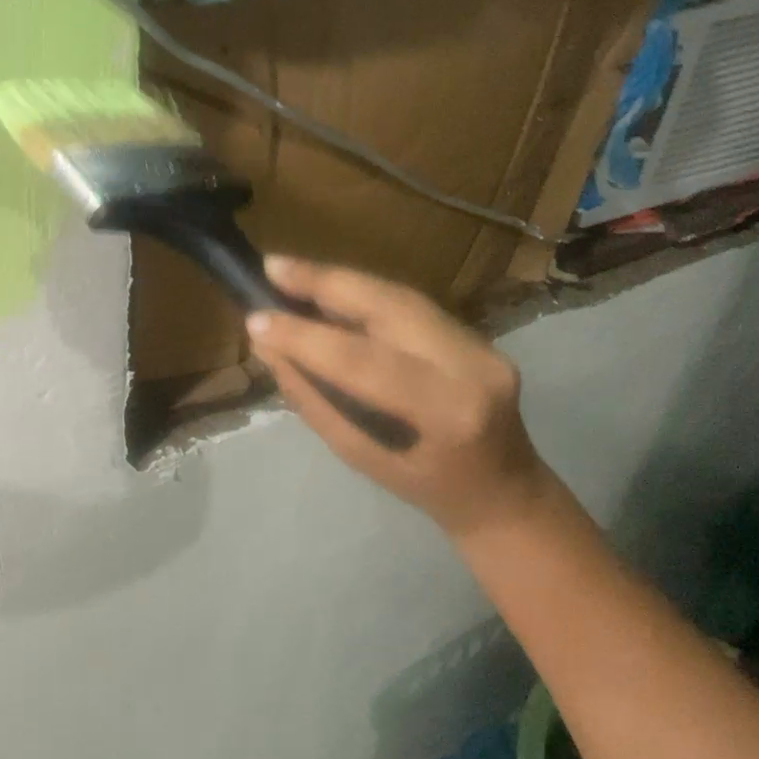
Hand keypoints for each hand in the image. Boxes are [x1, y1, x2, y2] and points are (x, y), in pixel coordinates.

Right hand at [245, 258, 546, 536]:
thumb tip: (268, 346)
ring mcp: (482, 345)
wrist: (502, 490)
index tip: (256, 321)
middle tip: (271, 267)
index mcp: (447, 412)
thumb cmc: (421, 484)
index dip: (306, 336)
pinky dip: (361, 293)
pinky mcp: (477, 334)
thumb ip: (312, 396)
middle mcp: (473, 368)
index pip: (365, 361)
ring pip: (399, 296)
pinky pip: (409, 304)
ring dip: (339, 281)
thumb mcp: (357, 453)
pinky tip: (325, 287)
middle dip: (326, 283)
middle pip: (391, 308)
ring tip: (287, 271)